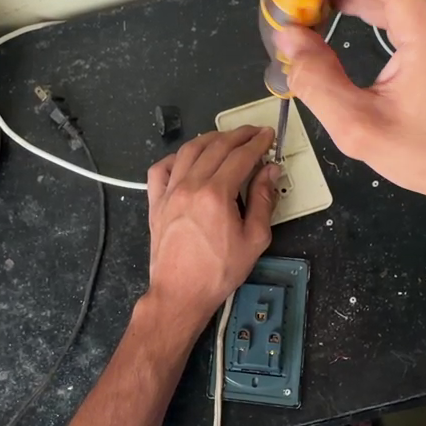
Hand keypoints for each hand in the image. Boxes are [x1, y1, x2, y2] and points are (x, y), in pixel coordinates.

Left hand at [144, 127, 277, 321]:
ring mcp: (169, 192)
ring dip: (210, 139)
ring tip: (226, 139)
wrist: (180, 293)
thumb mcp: (254, 239)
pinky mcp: (155, 202)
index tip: (268, 135)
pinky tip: (188, 159)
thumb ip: (263, 200)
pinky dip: (175, 157)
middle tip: (253, 133)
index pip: (240, 156)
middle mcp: (190, 186)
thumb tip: (270, 171)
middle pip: (216, 147)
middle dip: (238, 135)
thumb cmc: (219, 272)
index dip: (257, 143)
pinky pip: (160, 169)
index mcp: (215, 194)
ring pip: (188, 151)